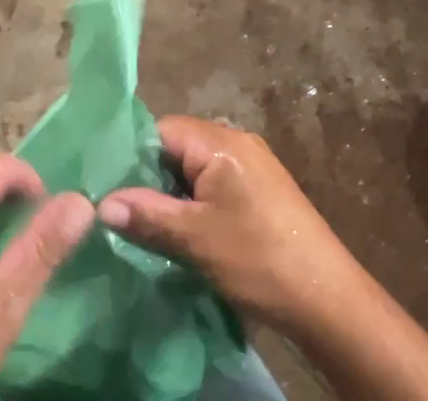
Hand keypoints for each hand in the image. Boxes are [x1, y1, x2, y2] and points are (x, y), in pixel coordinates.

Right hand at [97, 116, 360, 330]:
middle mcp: (237, 142)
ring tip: (142, 222)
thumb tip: (100, 204)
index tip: (104, 184)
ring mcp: (251, 166)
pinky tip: (177, 230)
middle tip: (118, 208)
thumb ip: (146, 214)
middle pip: (176, 147)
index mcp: (221, 142)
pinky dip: (191, 203)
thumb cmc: (258, 258)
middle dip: (147, 176)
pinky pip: (212, 185)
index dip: (129, 154)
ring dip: (169, 193)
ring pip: (193, 169)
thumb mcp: (194, 238)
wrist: (327, 298)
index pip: (160, 129)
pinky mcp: (259, 191)